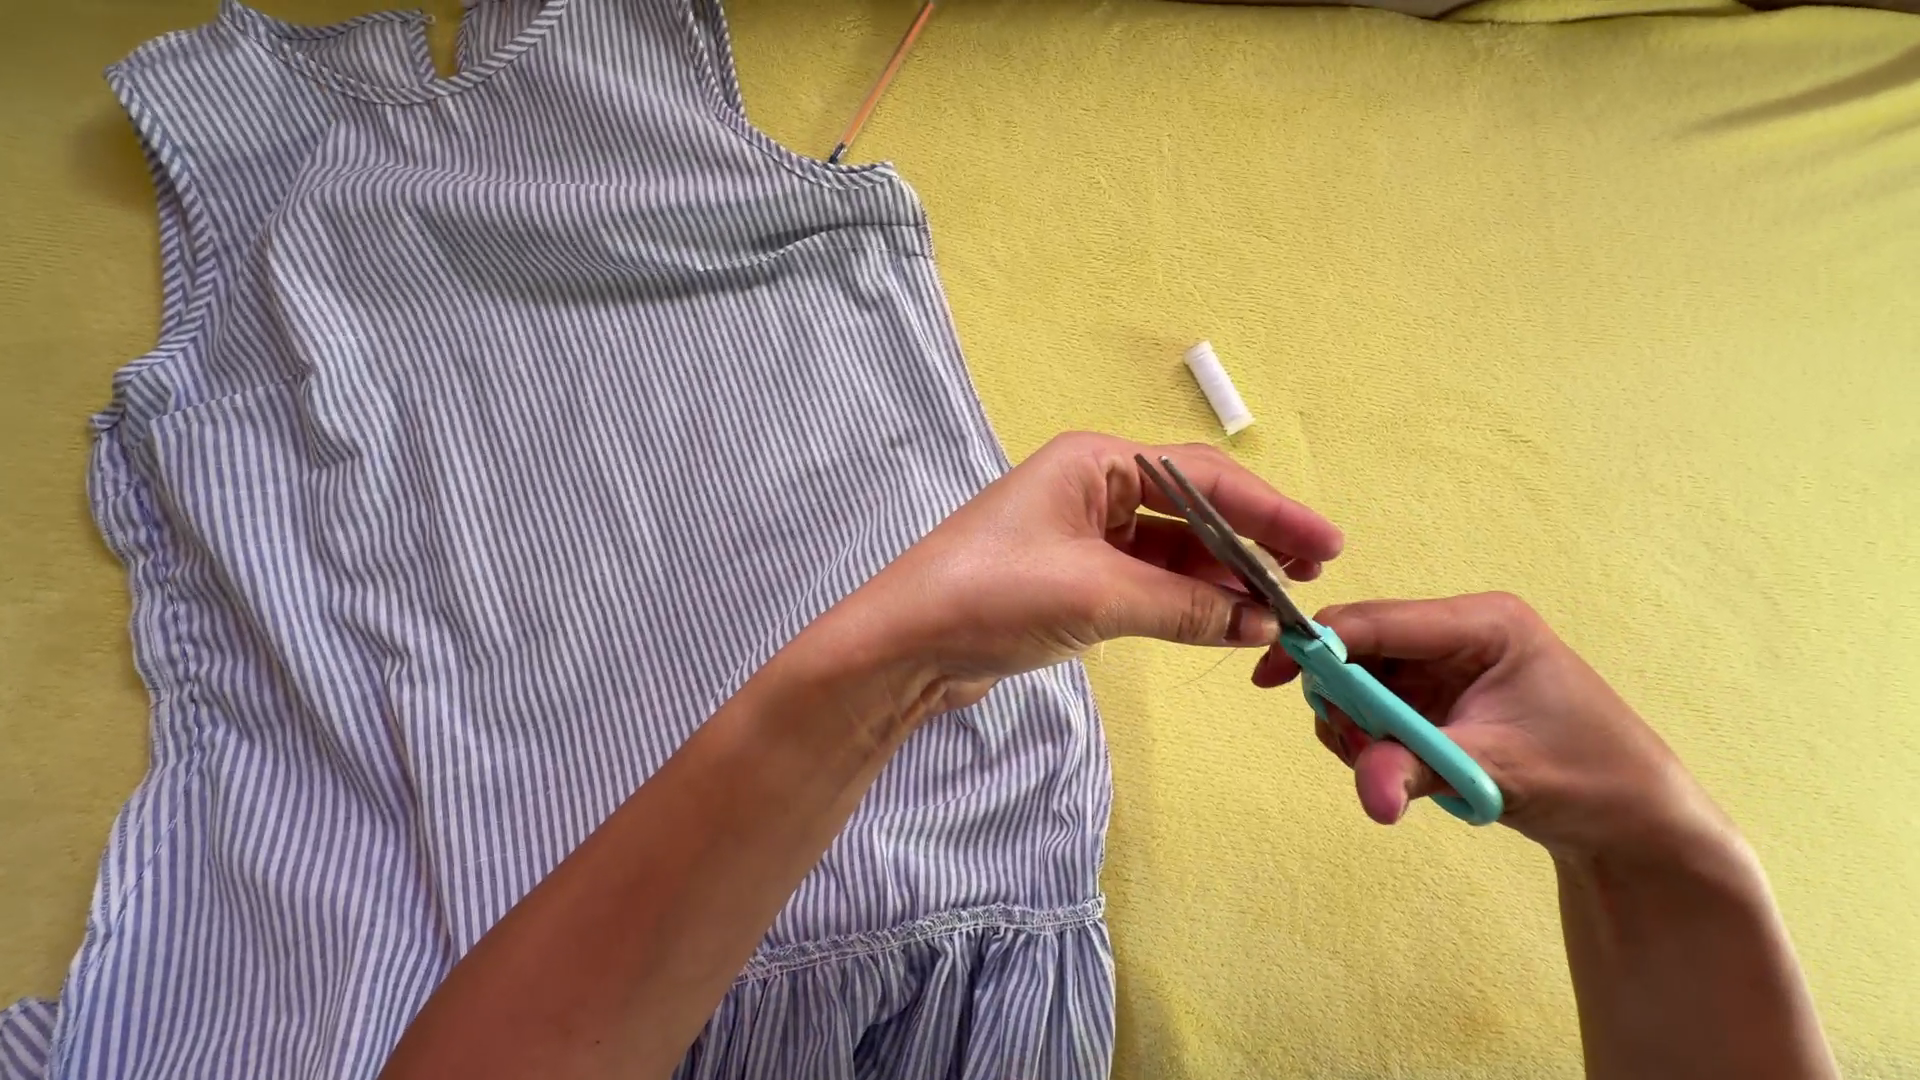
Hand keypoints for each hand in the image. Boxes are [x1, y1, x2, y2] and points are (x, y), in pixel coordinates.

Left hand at [843, 432, 1343, 712]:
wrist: (906, 643)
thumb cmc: (992, 594)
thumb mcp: (1095, 595)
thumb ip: (1183, 607)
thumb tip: (1258, 623)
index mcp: (1095, 464)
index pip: (1202, 478)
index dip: (1269, 510)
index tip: (1326, 545)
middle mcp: (1091, 489)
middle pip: (1190, 512)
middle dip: (1247, 546)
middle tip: (1306, 583)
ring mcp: (1079, 536)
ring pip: (1168, 553)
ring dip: (1216, 581)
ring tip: (1270, 614)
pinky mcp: (1070, 579)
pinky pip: (1142, 583)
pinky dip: (1180, 603)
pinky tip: (1218, 625)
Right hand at [1253, 593, 1729, 859]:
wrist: (1633, 825)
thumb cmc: (1591, 781)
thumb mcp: (1500, 771)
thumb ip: (1420, 771)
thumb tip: (1368, 794)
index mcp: (1482, 624)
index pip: (1377, 621)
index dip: (1319, 645)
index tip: (1269, 676)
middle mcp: (1453, 634)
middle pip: (1358, 647)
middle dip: (1337, 695)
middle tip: (1347, 744)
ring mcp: (1440, 665)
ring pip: (1357, 678)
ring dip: (1350, 721)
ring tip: (1379, 764)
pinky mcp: (1431, 696)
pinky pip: (1370, 704)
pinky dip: (1364, 736)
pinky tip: (1388, 765)